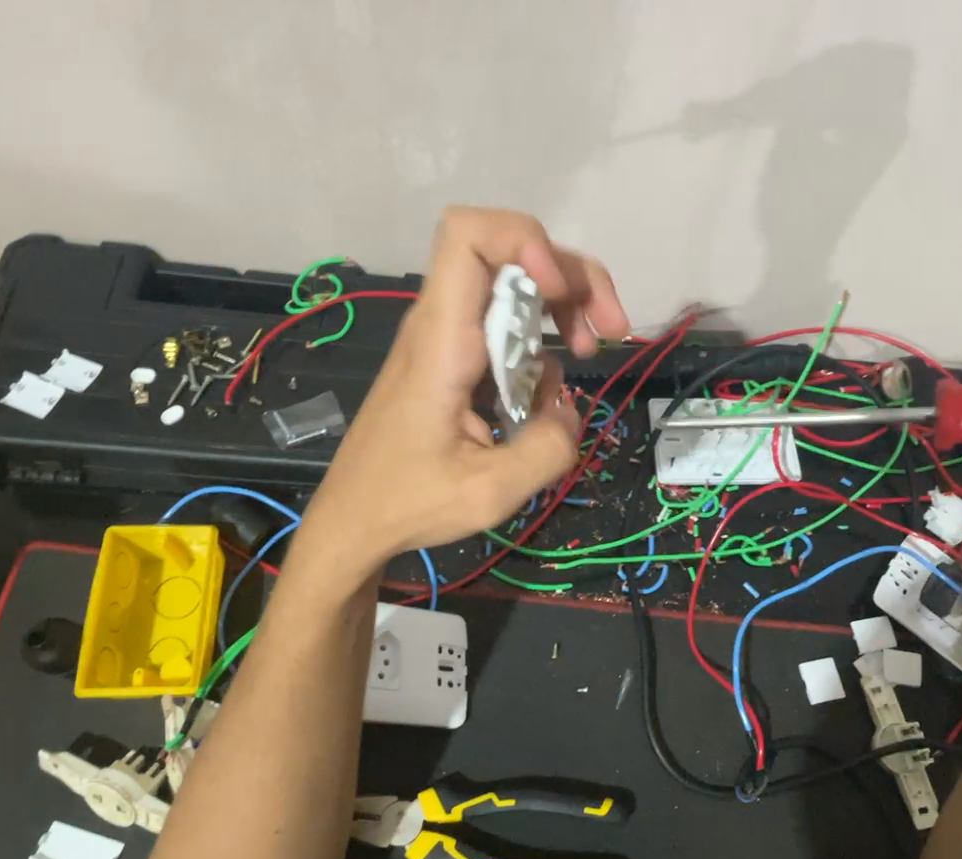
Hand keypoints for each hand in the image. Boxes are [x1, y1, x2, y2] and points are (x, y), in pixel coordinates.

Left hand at [296, 207, 628, 581]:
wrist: (353, 520)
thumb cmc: (407, 504)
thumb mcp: (488, 493)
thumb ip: (546, 450)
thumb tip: (570, 411)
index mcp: (441, 342)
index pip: (467, 236)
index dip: (524, 240)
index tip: (561, 293)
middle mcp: (441, 327)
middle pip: (506, 253)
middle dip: (570, 277)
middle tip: (608, 331)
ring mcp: (446, 342)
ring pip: (510, 287)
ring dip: (560, 309)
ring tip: (590, 351)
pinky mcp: (452, 363)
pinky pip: (503, 330)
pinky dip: (539, 347)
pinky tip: (547, 394)